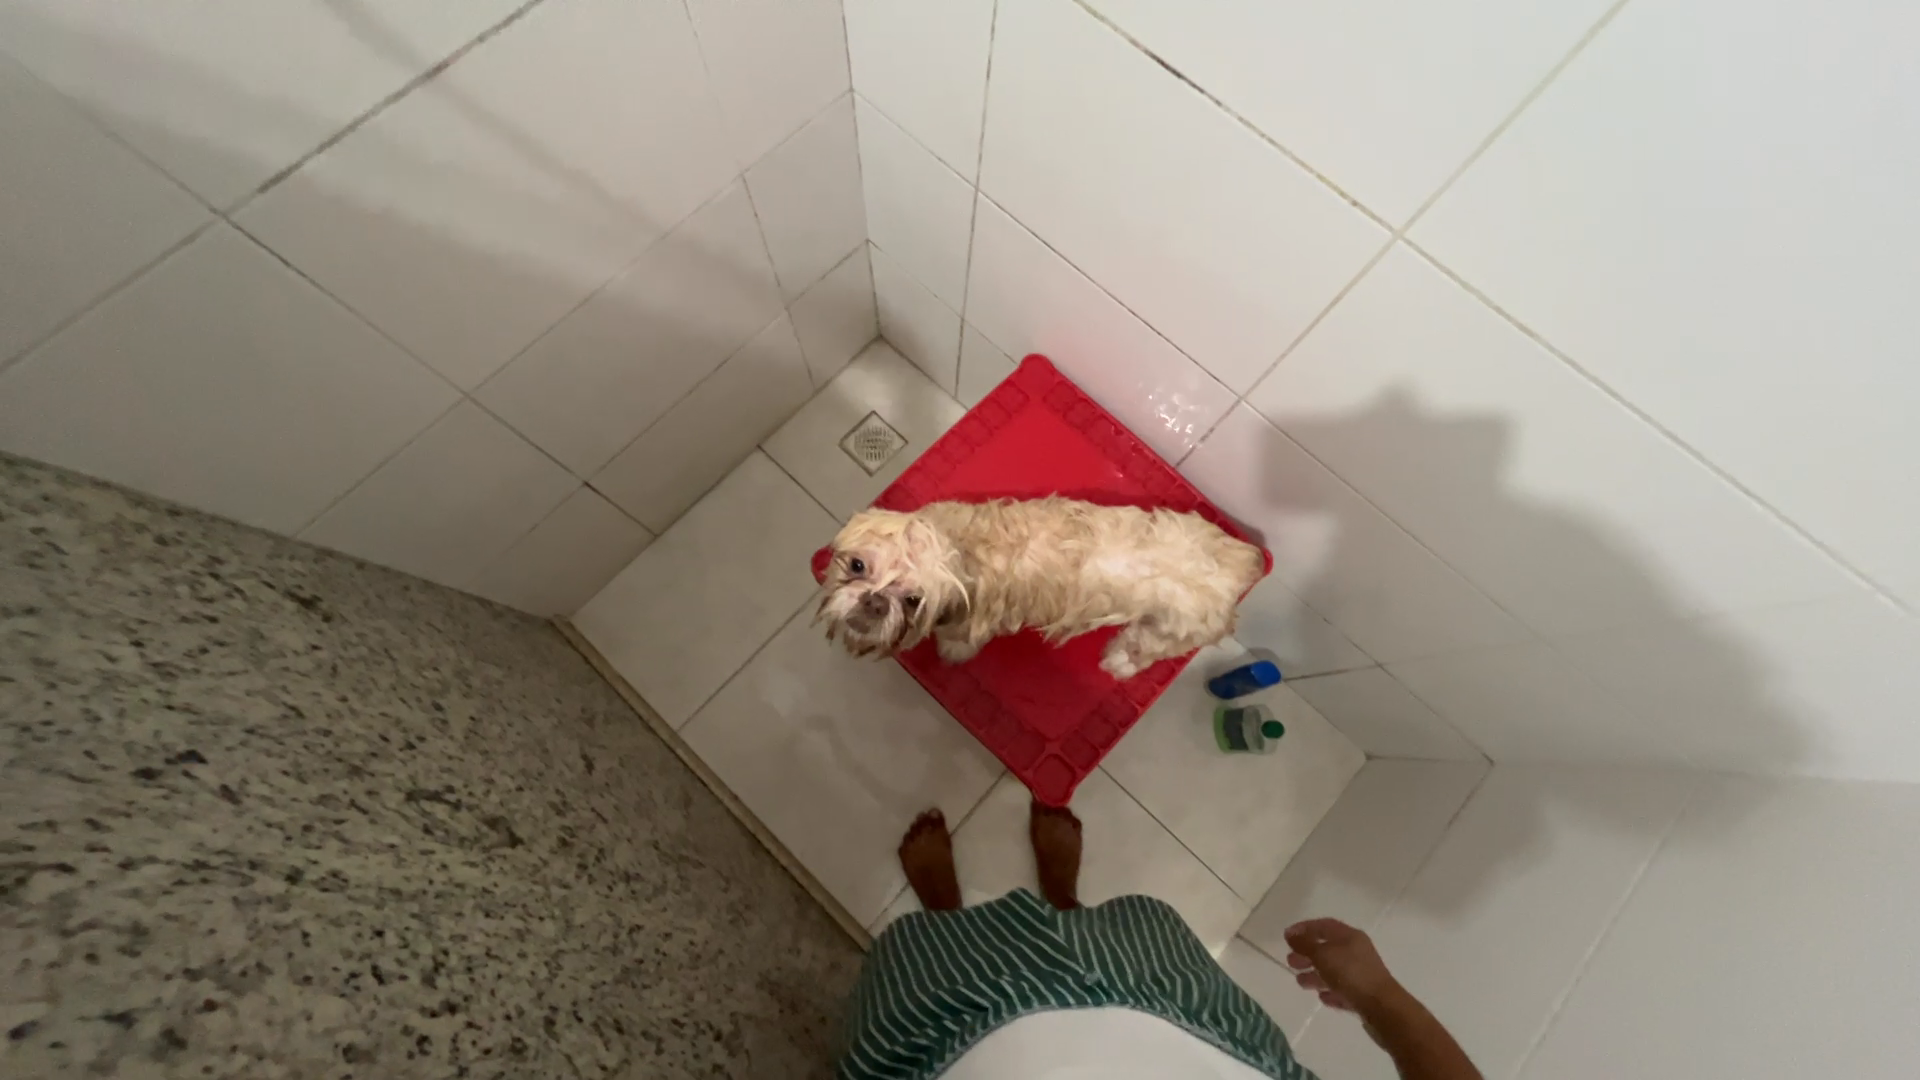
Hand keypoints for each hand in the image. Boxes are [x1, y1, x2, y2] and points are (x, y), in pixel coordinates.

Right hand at [1283, 918, 1403, 1015]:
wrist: (1385, 1010)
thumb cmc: (1352, 974)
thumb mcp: (1322, 954)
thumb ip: (1304, 944)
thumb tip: (1290, 934)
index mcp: (1350, 936)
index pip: (1323, 925)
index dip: (1304, 928)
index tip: (1287, 937)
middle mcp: (1357, 952)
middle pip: (1327, 948)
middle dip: (1307, 954)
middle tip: (1290, 961)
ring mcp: (1362, 974)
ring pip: (1334, 970)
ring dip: (1316, 974)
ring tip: (1300, 982)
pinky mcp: (1365, 996)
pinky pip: (1343, 989)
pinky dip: (1330, 990)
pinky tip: (1321, 997)